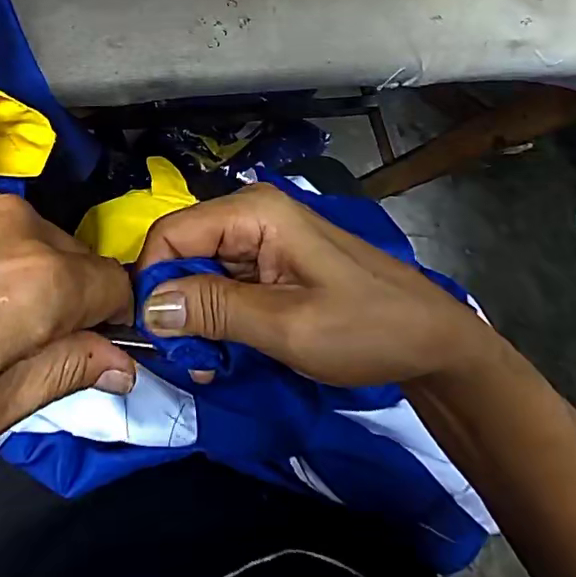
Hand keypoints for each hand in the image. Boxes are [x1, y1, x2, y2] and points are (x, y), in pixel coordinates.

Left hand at [0, 183, 136, 509]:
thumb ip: (64, 375)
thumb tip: (123, 360)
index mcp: (42, 283)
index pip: (118, 289)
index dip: (107, 326)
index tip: (79, 353)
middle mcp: (21, 226)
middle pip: (79, 261)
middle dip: (66, 302)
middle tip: (11, 352)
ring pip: (38, 241)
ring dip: (27, 277)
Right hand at [134, 183, 502, 386]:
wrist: (428, 338)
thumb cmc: (367, 327)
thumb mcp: (288, 325)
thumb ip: (216, 310)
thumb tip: (147, 306)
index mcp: (258, 212)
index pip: (171, 233)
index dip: (153, 283)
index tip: (158, 339)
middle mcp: (256, 214)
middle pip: (184, 251)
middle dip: (177, 306)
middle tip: (194, 361)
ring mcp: (267, 238)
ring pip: (202, 272)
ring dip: (200, 319)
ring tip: (217, 364)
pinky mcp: (276, 262)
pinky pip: (228, 285)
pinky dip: (222, 318)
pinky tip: (235, 351)